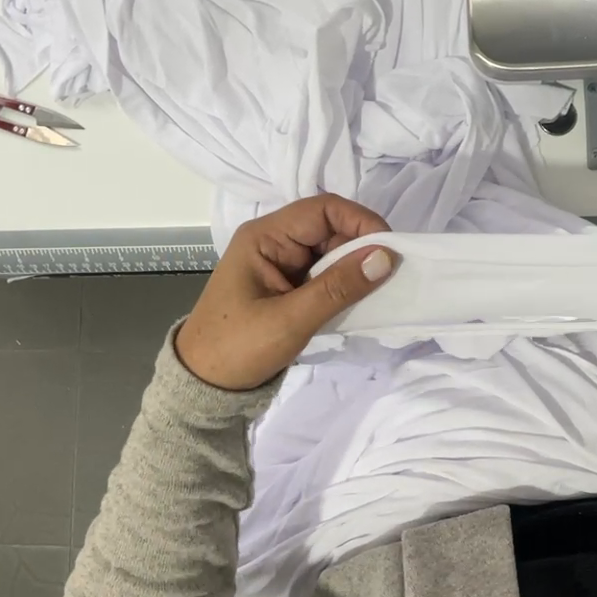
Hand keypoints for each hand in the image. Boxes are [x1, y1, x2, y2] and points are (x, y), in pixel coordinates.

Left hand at [175, 195, 397, 389]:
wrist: (204, 386)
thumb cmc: (237, 348)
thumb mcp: (291, 319)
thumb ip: (339, 287)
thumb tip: (387, 256)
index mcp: (264, 237)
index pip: (323, 209)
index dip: (360, 221)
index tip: (390, 249)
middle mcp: (274, 241)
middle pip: (329, 227)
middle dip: (361, 246)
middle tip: (391, 273)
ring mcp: (281, 263)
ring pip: (331, 250)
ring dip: (356, 266)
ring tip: (381, 287)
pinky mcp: (289, 285)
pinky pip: (325, 272)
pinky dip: (345, 282)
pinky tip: (362, 297)